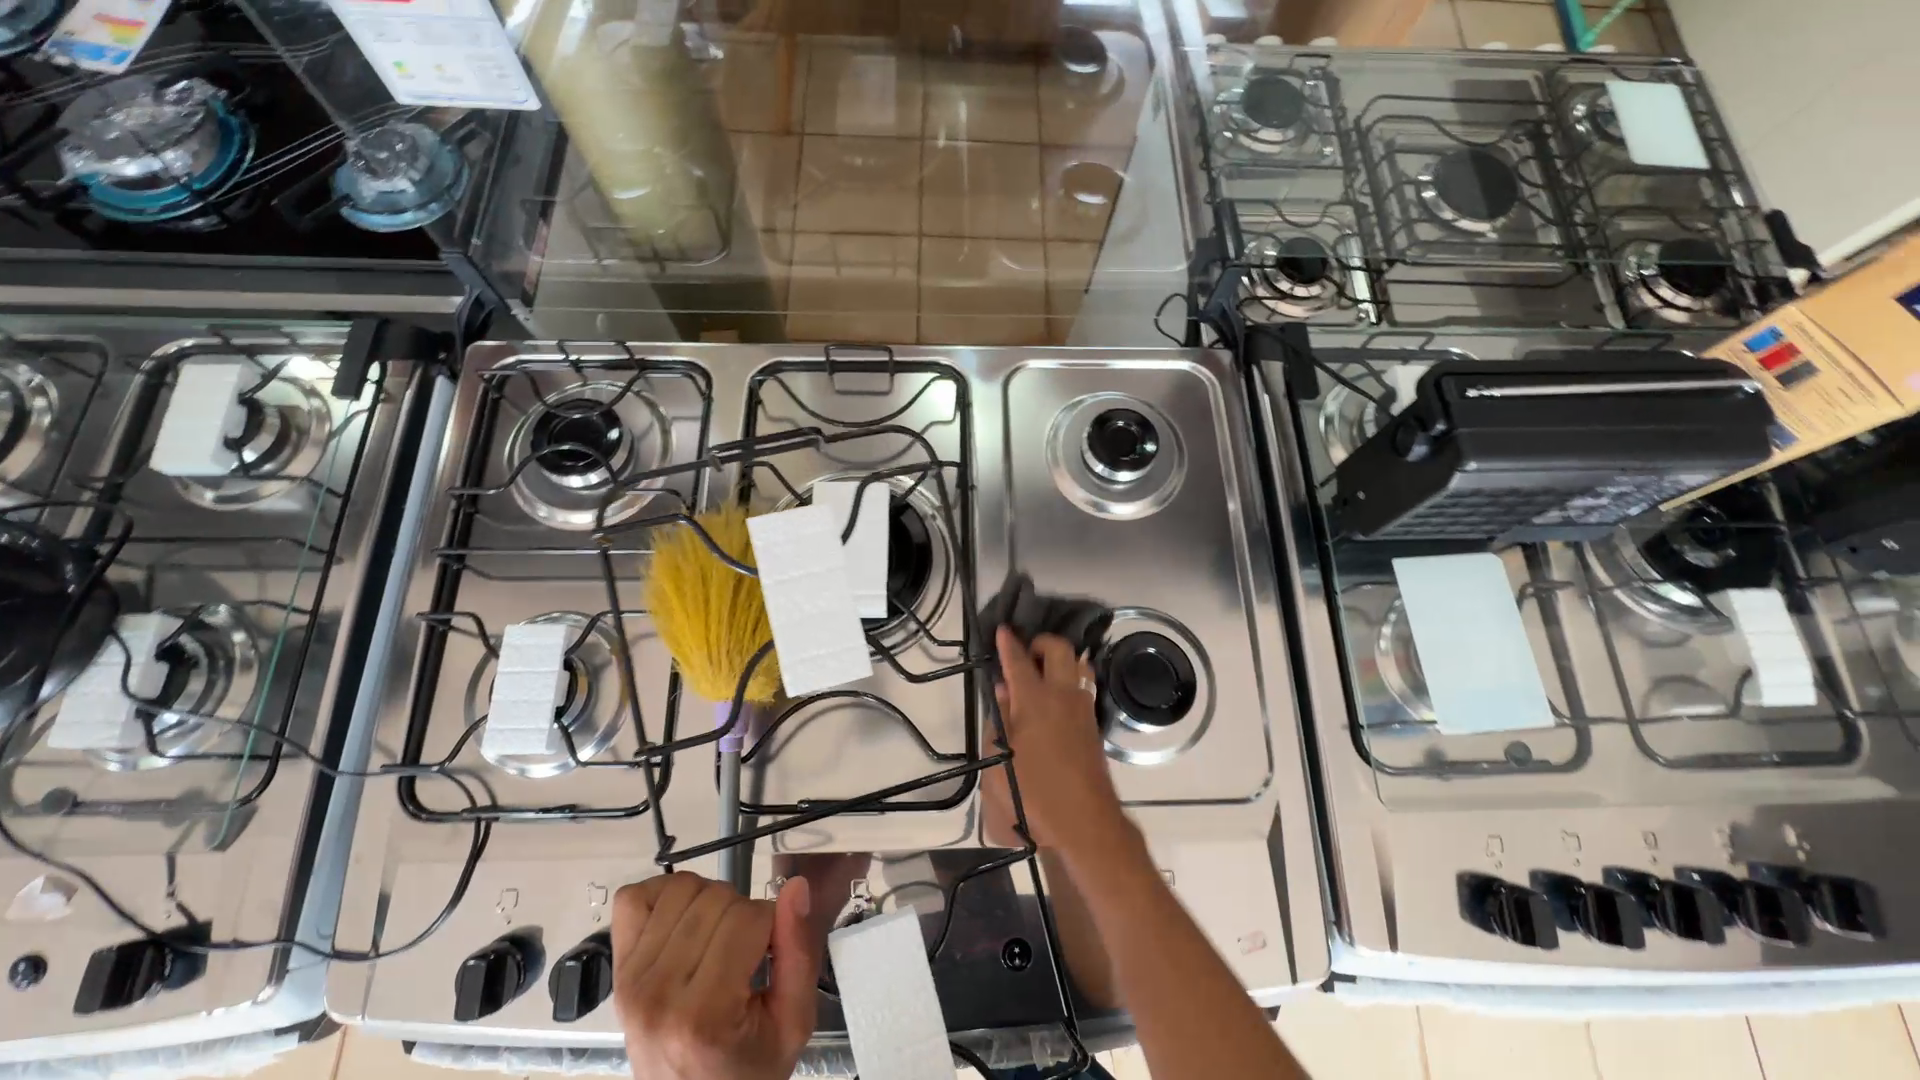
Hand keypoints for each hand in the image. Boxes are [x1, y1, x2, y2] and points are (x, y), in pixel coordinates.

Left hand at [612, 873, 819, 1079]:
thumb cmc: (750, 1070)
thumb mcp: (793, 1024)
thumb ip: (799, 954)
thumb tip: (796, 885)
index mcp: (705, 1015)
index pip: (748, 918)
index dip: (773, 923)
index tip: (773, 953)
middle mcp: (658, 994)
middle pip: (715, 900)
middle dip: (744, 912)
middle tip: (747, 951)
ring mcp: (631, 980)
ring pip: (679, 890)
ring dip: (709, 900)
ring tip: (719, 936)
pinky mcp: (617, 971)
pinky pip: (634, 899)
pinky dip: (663, 896)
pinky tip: (685, 922)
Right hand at [984, 626, 1129, 857]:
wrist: (1085, 820)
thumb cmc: (1034, 793)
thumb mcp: (999, 760)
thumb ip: (1001, 720)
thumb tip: (1004, 691)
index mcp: (1034, 700)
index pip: (1018, 661)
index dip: (1008, 643)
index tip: (1003, 630)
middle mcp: (1063, 696)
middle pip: (1059, 650)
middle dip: (1042, 642)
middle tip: (1025, 651)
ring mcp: (1083, 709)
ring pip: (1078, 666)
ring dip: (1061, 660)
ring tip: (1042, 671)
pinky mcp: (1093, 725)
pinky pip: (1083, 687)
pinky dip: (1069, 680)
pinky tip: (1055, 698)